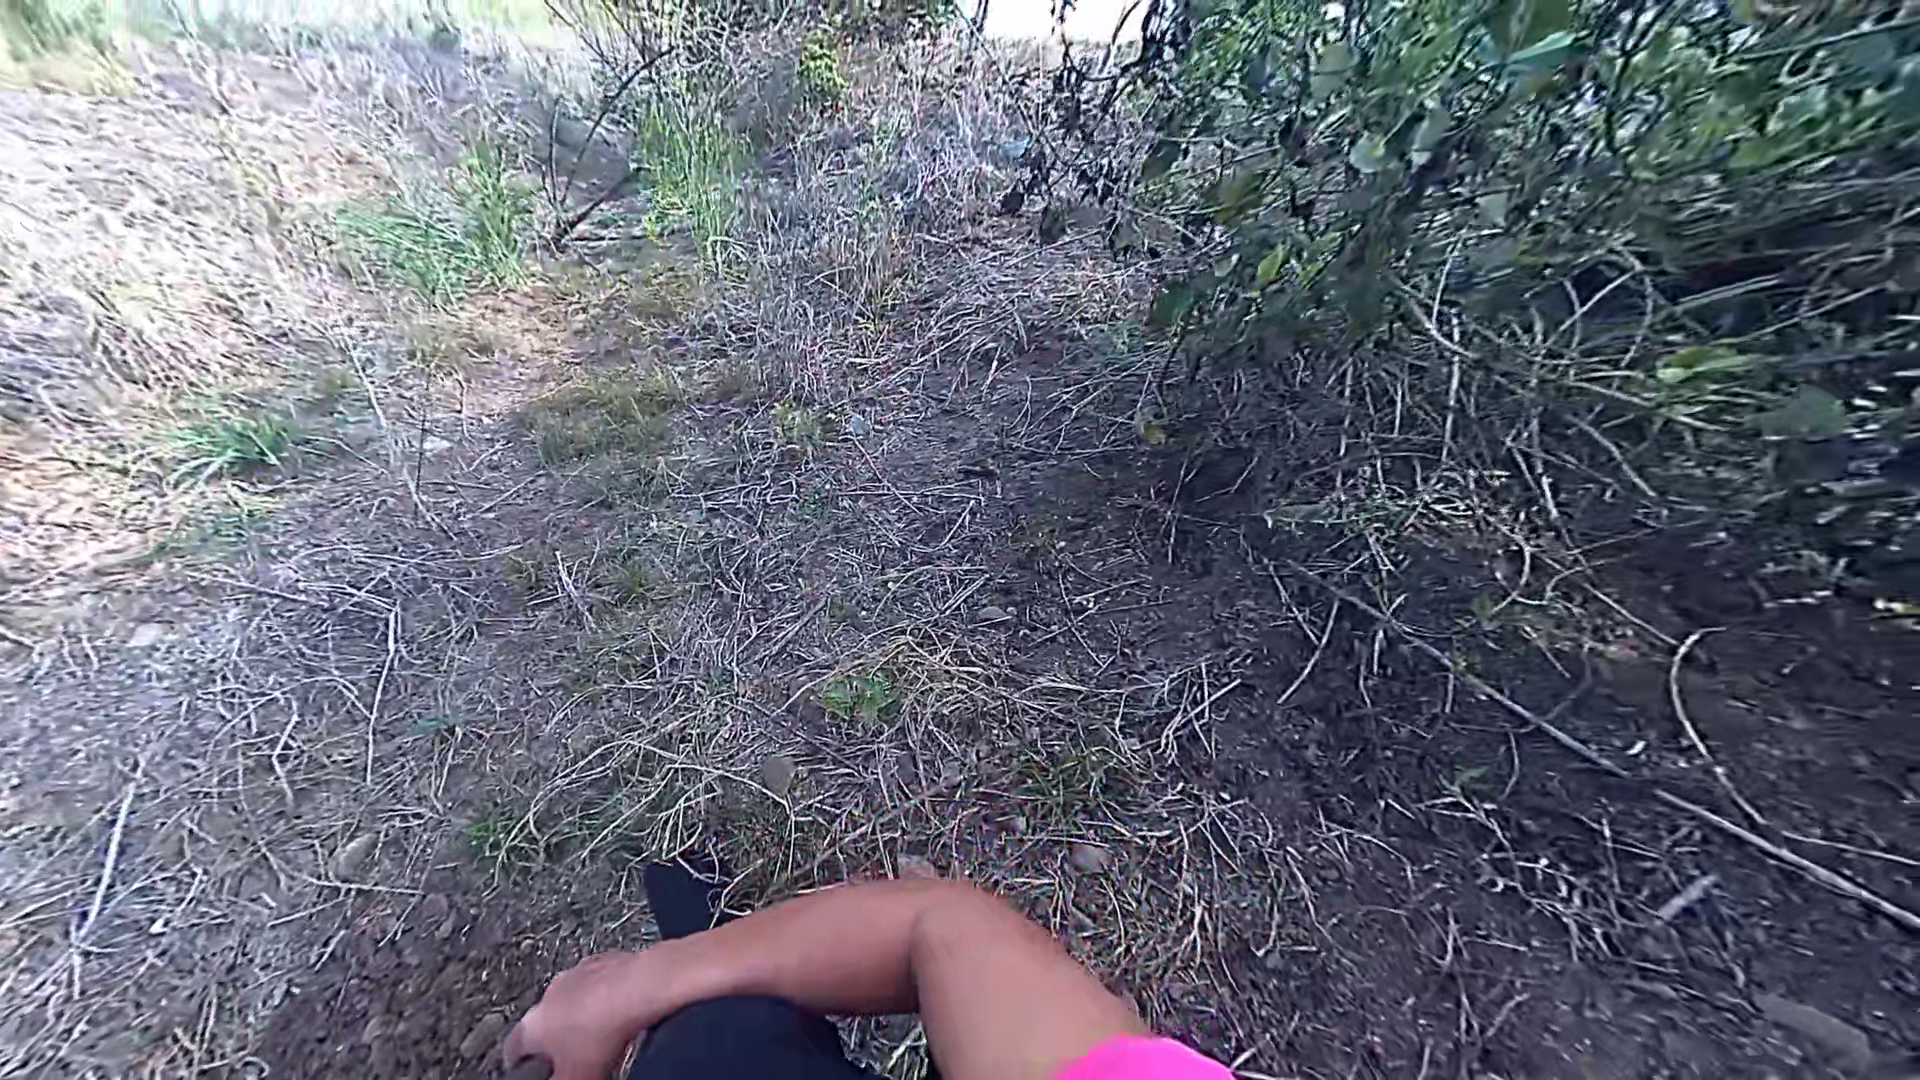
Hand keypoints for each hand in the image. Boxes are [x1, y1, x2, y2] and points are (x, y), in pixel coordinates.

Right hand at [503, 951, 660, 1079]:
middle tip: (577, 1058)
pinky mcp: (609, 958)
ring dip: (585, 1016)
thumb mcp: (574, 1079)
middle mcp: (551, 992)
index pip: (513, 1050)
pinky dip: (609, 996)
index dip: (524, 1065)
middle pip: (548, 1023)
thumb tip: (561, 1079)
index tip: (536, 1072)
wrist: (642, 985)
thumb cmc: (604, 1030)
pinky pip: (603, 983)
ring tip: (605, 1035)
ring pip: (575, 1000)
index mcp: (532, 1025)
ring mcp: (581, 970)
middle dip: (560, 1040)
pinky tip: (625, 1011)